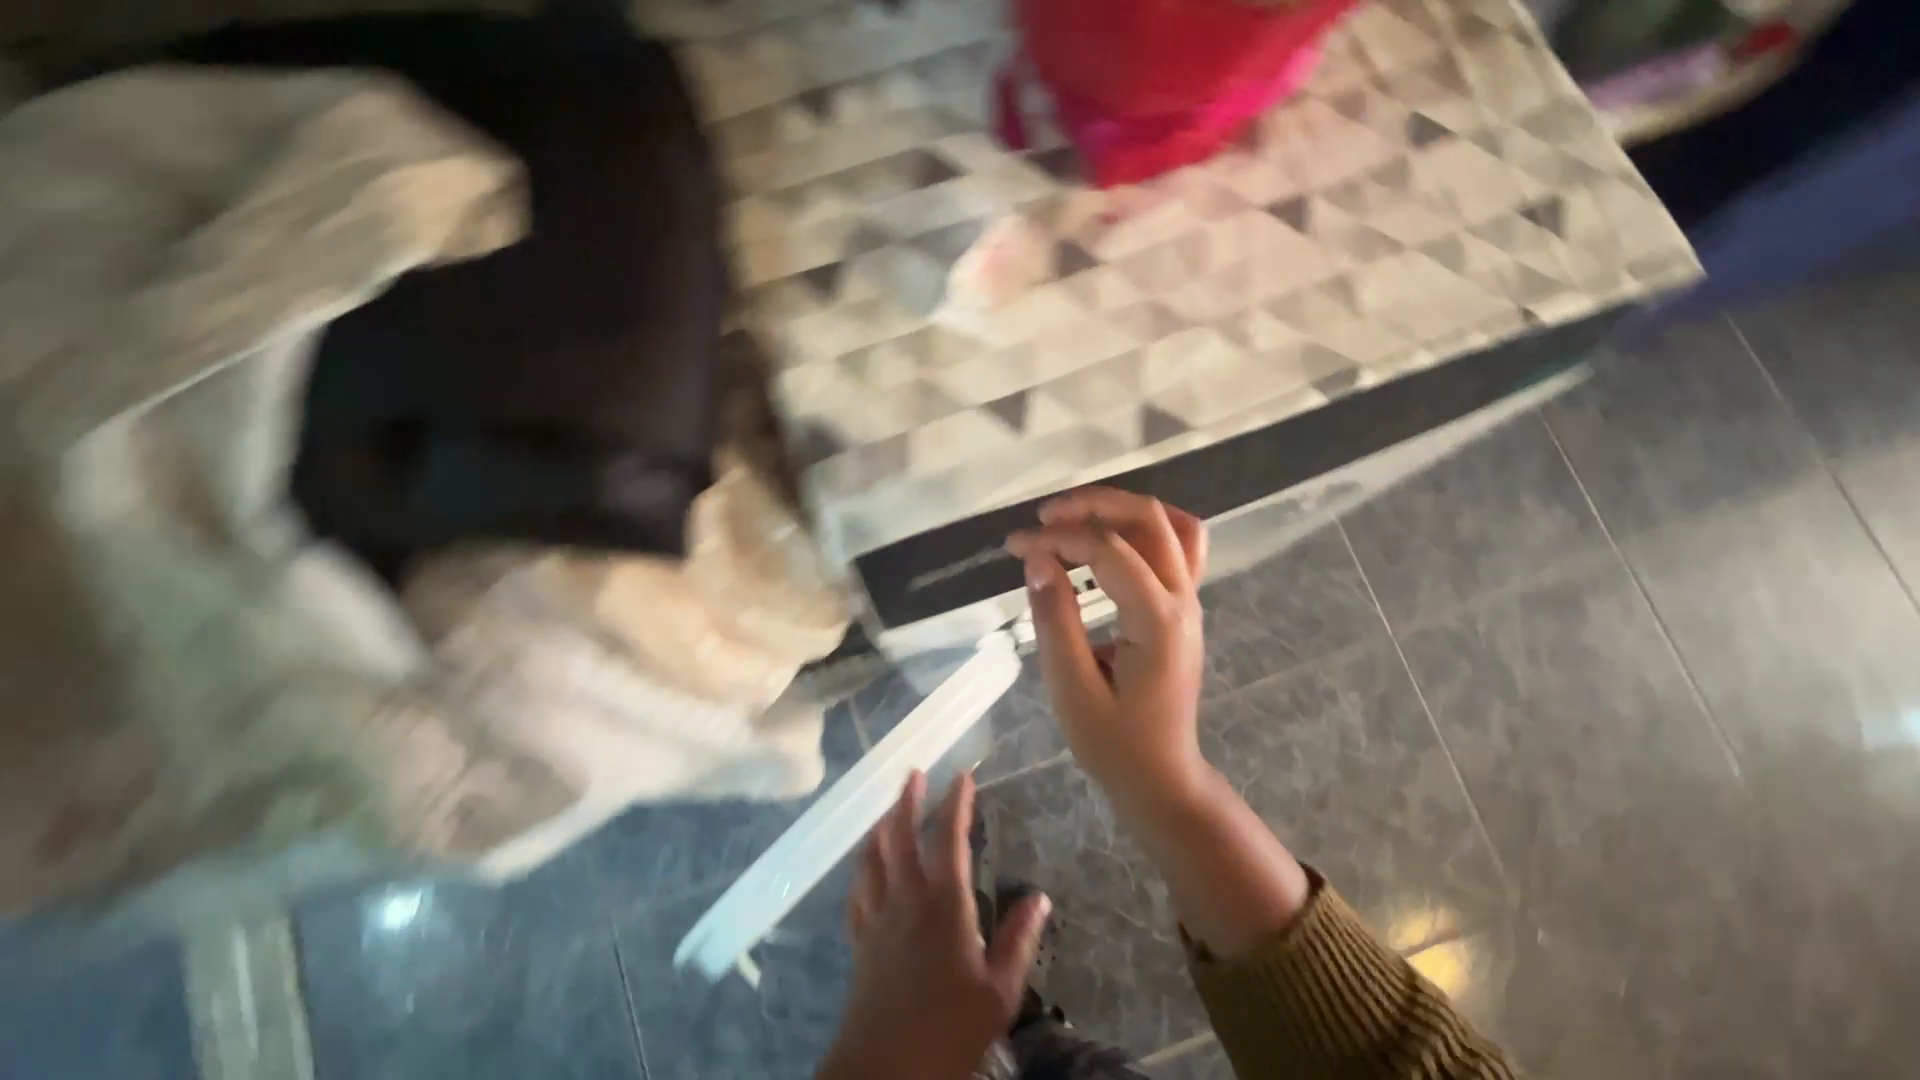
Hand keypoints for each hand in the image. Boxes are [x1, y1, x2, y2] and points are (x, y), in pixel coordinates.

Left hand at [818, 771, 1050, 1079]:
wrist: (886, 1066)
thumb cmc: (951, 1028)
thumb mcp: (1000, 991)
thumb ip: (1018, 941)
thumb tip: (1038, 897)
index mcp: (944, 905)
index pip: (950, 840)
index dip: (956, 804)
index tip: (962, 775)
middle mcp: (906, 900)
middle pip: (901, 837)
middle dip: (908, 801)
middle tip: (913, 773)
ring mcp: (878, 919)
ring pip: (873, 858)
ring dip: (881, 827)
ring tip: (888, 809)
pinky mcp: (860, 942)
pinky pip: (858, 891)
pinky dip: (863, 868)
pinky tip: (866, 867)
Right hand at [1006, 487, 1209, 807]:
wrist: (1162, 778)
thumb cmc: (1113, 743)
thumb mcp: (1071, 688)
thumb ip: (1055, 618)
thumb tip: (1037, 557)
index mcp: (1156, 620)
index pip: (1107, 551)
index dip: (1057, 539)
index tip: (1013, 545)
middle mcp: (1183, 600)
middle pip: (1149, 519)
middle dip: (1093, 505)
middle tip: (1044, 516)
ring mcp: (1191, 602)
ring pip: (1171, 525)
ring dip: (1122, 510)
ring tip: (1075, 517)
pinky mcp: (1185, 610)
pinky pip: (1179, 548)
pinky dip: (1145, 530)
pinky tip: (1111, 539)